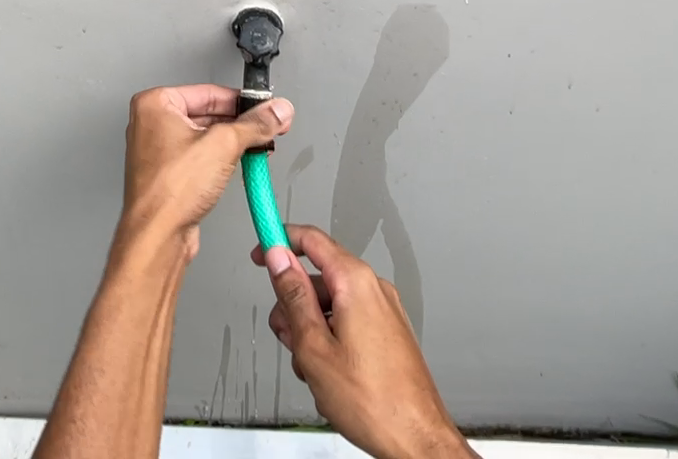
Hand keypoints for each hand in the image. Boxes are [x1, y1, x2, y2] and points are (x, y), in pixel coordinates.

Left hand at [119, 85, 292, 256]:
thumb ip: (255, 124)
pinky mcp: (168, 172)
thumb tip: (275, 111)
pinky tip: (241, 163)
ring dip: (234, 141)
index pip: (209, 92)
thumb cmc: (169, 191)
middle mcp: (151, 123)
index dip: (242, 100)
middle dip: (240, 123)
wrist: (158, 236)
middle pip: (208, 112)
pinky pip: (201, 155)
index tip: (265, 107)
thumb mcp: (224, 145)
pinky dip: (222, 158)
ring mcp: (158, 149)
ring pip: (206, 135)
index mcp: (154, 104)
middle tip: (267, 127)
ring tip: (258, 146)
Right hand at [253, 225, 470, 458]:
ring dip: (309, 327)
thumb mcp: (314, 346)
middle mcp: (373, 287)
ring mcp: (383, 309)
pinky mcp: (387, 330)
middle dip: (293, 302)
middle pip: (317, 275)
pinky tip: (326, 371)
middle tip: (286, 335)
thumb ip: (292, 295)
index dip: (279, 241)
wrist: (418, 441)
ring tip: (310, 366)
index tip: (259, 253)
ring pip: (329, 302)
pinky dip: (328, 335)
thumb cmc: (373, 401)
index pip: (310, 239)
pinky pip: (347, 318)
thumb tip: (277, 258)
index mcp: (354, 282)